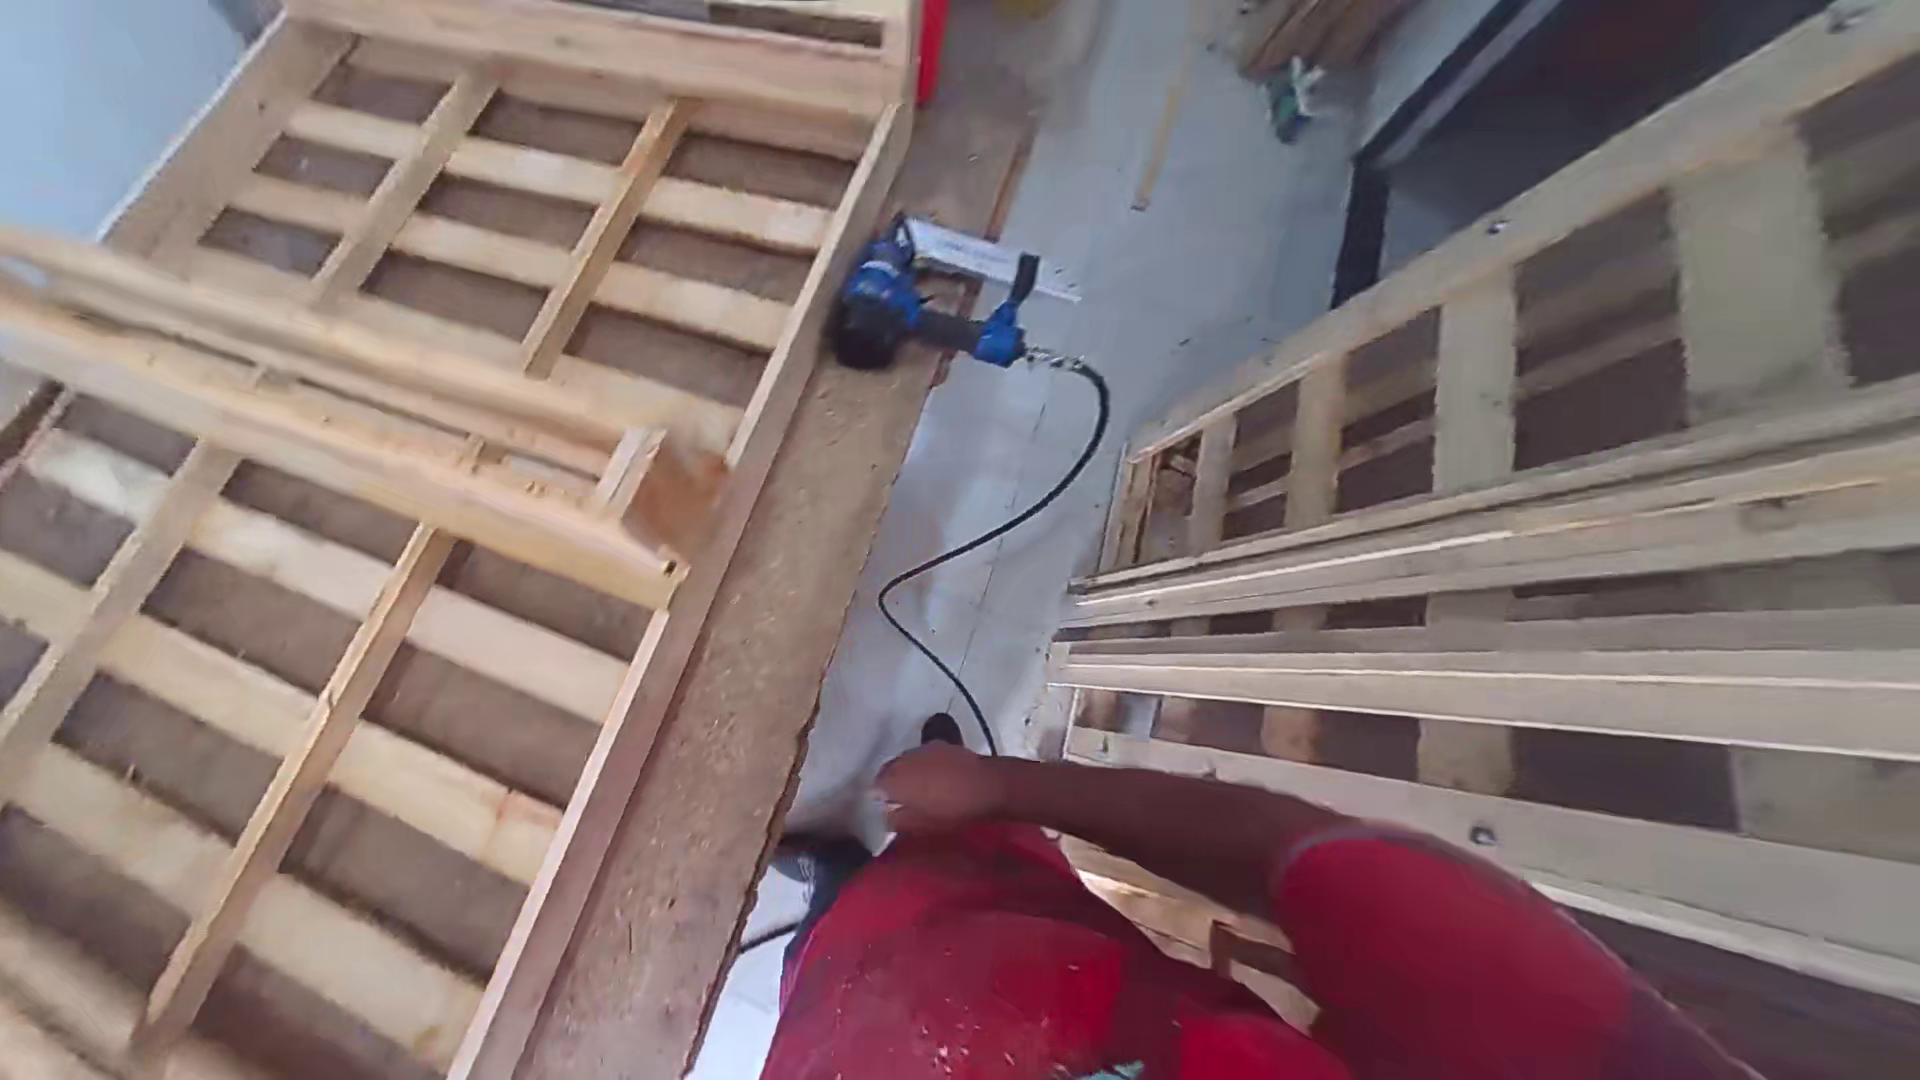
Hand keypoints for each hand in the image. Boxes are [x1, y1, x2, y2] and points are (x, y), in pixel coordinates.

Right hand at [876, 743, 1007, 832]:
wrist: (986, 785)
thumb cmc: (951, 810)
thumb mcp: (919, 825)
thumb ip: (895, 820)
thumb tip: (885, 814)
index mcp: (895, 778)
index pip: (875, 785)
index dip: (879, 797)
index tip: (886, 808)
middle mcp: (905, 758)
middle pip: (889, 769)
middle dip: (891, 782)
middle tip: (901, 800)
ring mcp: (923, 749)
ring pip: (906, 761)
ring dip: (908, 772)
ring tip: (920, 789)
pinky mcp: (941, 745)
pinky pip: (923, 756)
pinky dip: (923, 765)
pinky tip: (936, 778)